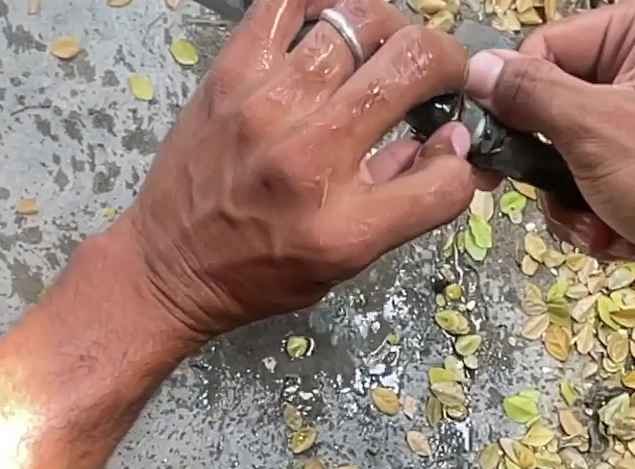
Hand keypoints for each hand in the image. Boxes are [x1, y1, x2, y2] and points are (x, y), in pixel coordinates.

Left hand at [118, 0, 475, 342]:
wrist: (172, 267)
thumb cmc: (261, 276)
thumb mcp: (341, 267)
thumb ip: (400, 206)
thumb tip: (449, 144)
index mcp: (347, 228)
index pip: (446, 179)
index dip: (462, 163)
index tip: (448, 149)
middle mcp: (314, 161)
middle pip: (413, 67)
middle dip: (446, 63)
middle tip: (436, 76)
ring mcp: (270, 107)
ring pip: (362, 20)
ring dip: (392, 31)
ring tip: (384, 53)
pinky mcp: (233, 73)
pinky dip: (325, 0)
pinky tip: (333, 21)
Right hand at [462, 0, 634, 307]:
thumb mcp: (596, 127)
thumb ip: (531, 95)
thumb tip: (477, 71)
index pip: (546, 48)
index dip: (515, 101)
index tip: (489, 148)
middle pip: (551, 111)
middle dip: (549, 169)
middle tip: (545, 194)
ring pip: (564, 161)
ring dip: (570, 204)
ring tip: (599, 223)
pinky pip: (588, 190)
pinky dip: (593, 219)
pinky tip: (616, 236)